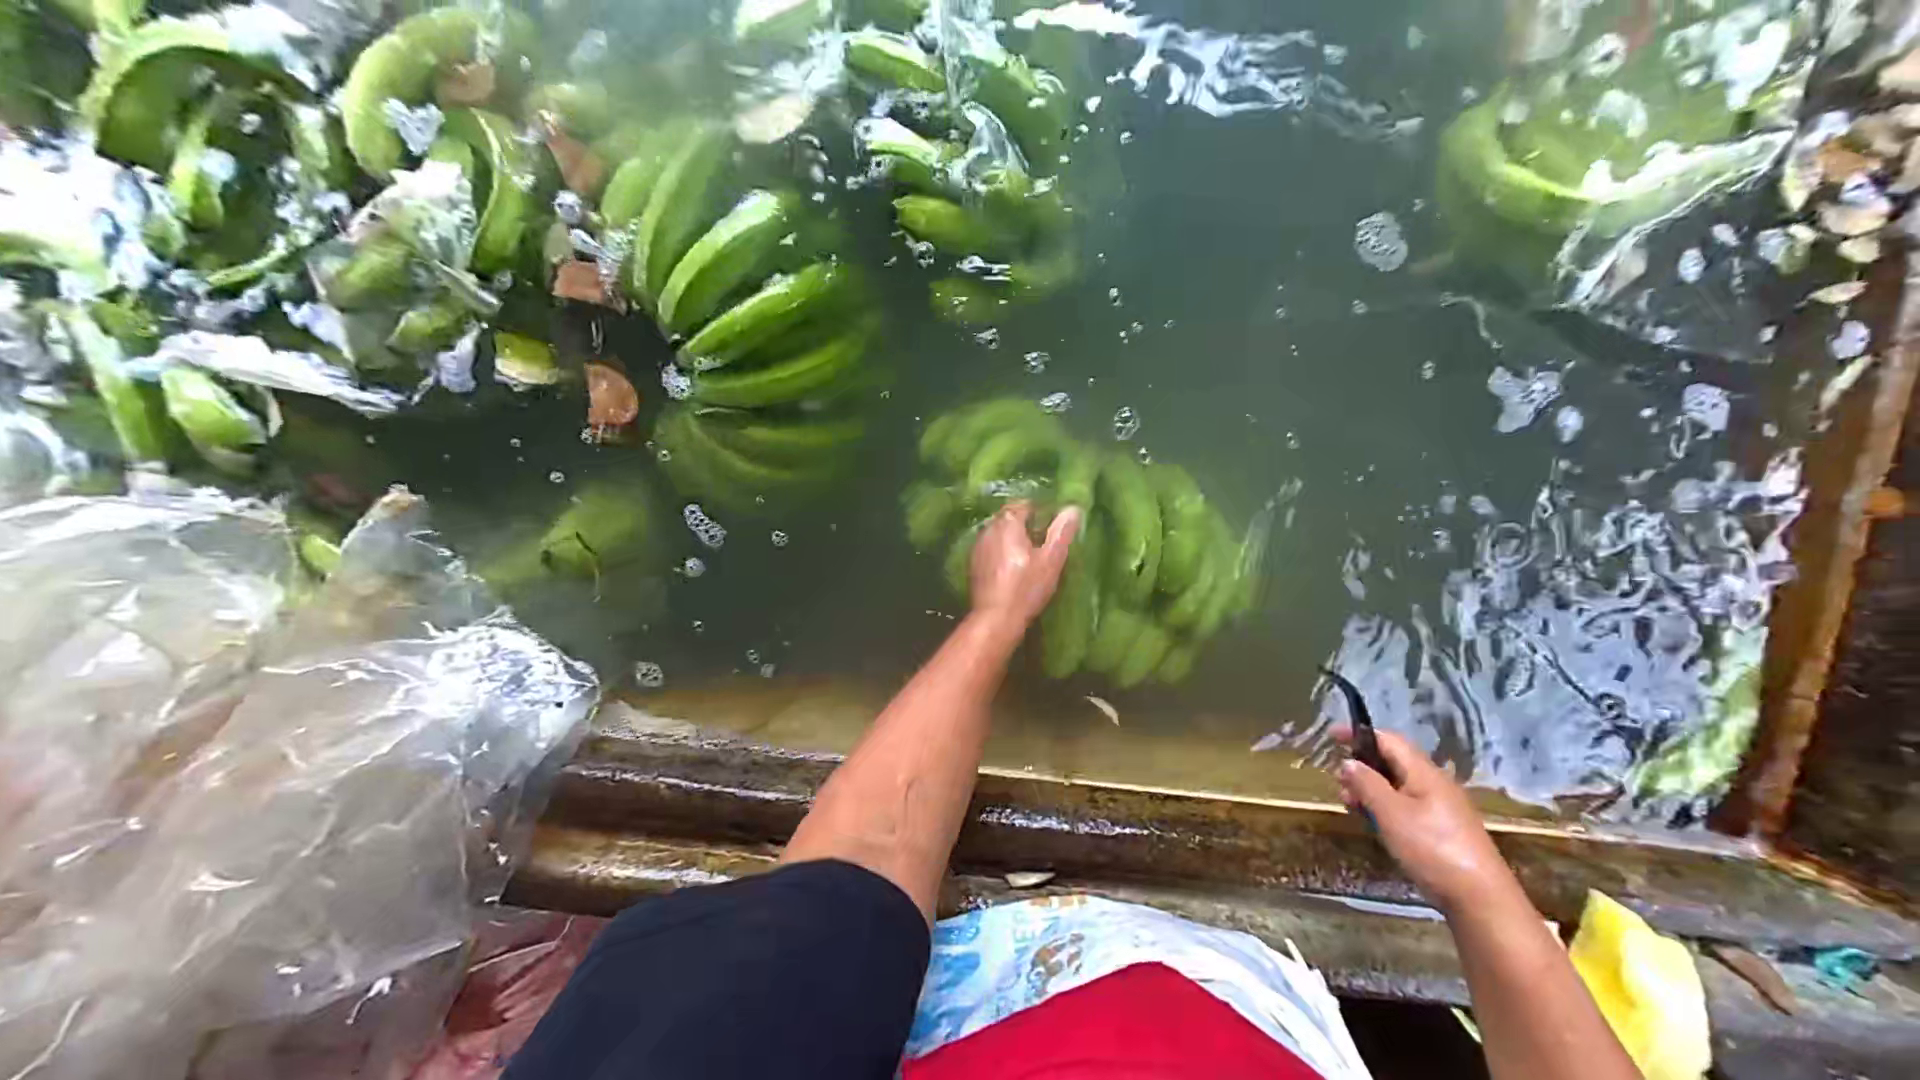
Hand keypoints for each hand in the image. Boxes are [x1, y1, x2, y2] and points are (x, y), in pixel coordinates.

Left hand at [969, 501, 1079, 629]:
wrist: (995, 618)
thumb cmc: (1026, 588)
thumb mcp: (1051, 560)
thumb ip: (1061, 533)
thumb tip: (1073, 508)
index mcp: (1008, 523)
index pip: (1024, 505)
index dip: (1040, 512)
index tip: (1052, 527)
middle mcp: (989, 529)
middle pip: (1009, 517)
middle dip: (1025, 524)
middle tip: (1043, 541)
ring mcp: (978, 546)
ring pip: (998, 532)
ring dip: (1012, 538)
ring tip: (1029, 555)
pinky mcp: (973, 563)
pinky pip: (990, 548)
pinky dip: (1001, 551)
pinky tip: (1012, 568)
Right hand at [1334, 728, 1520, 914]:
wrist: (1482, 900)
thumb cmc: (1432, 849)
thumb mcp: (1390, 813)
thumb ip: (1366, 783)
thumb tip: (1348, 762)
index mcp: (1425, 773)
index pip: (1389, 740)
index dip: (1360, 735)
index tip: (1331, 736)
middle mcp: (1436, 785)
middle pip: (1394, 762)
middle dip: (1363, 767)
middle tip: (1339, 783)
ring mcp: (1444, 809)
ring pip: (1400, 786)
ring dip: (1372, 790)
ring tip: (1352, 806)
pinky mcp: (1446, 831)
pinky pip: (1409, 806)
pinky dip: (1386, 807)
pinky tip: (1378, 825)